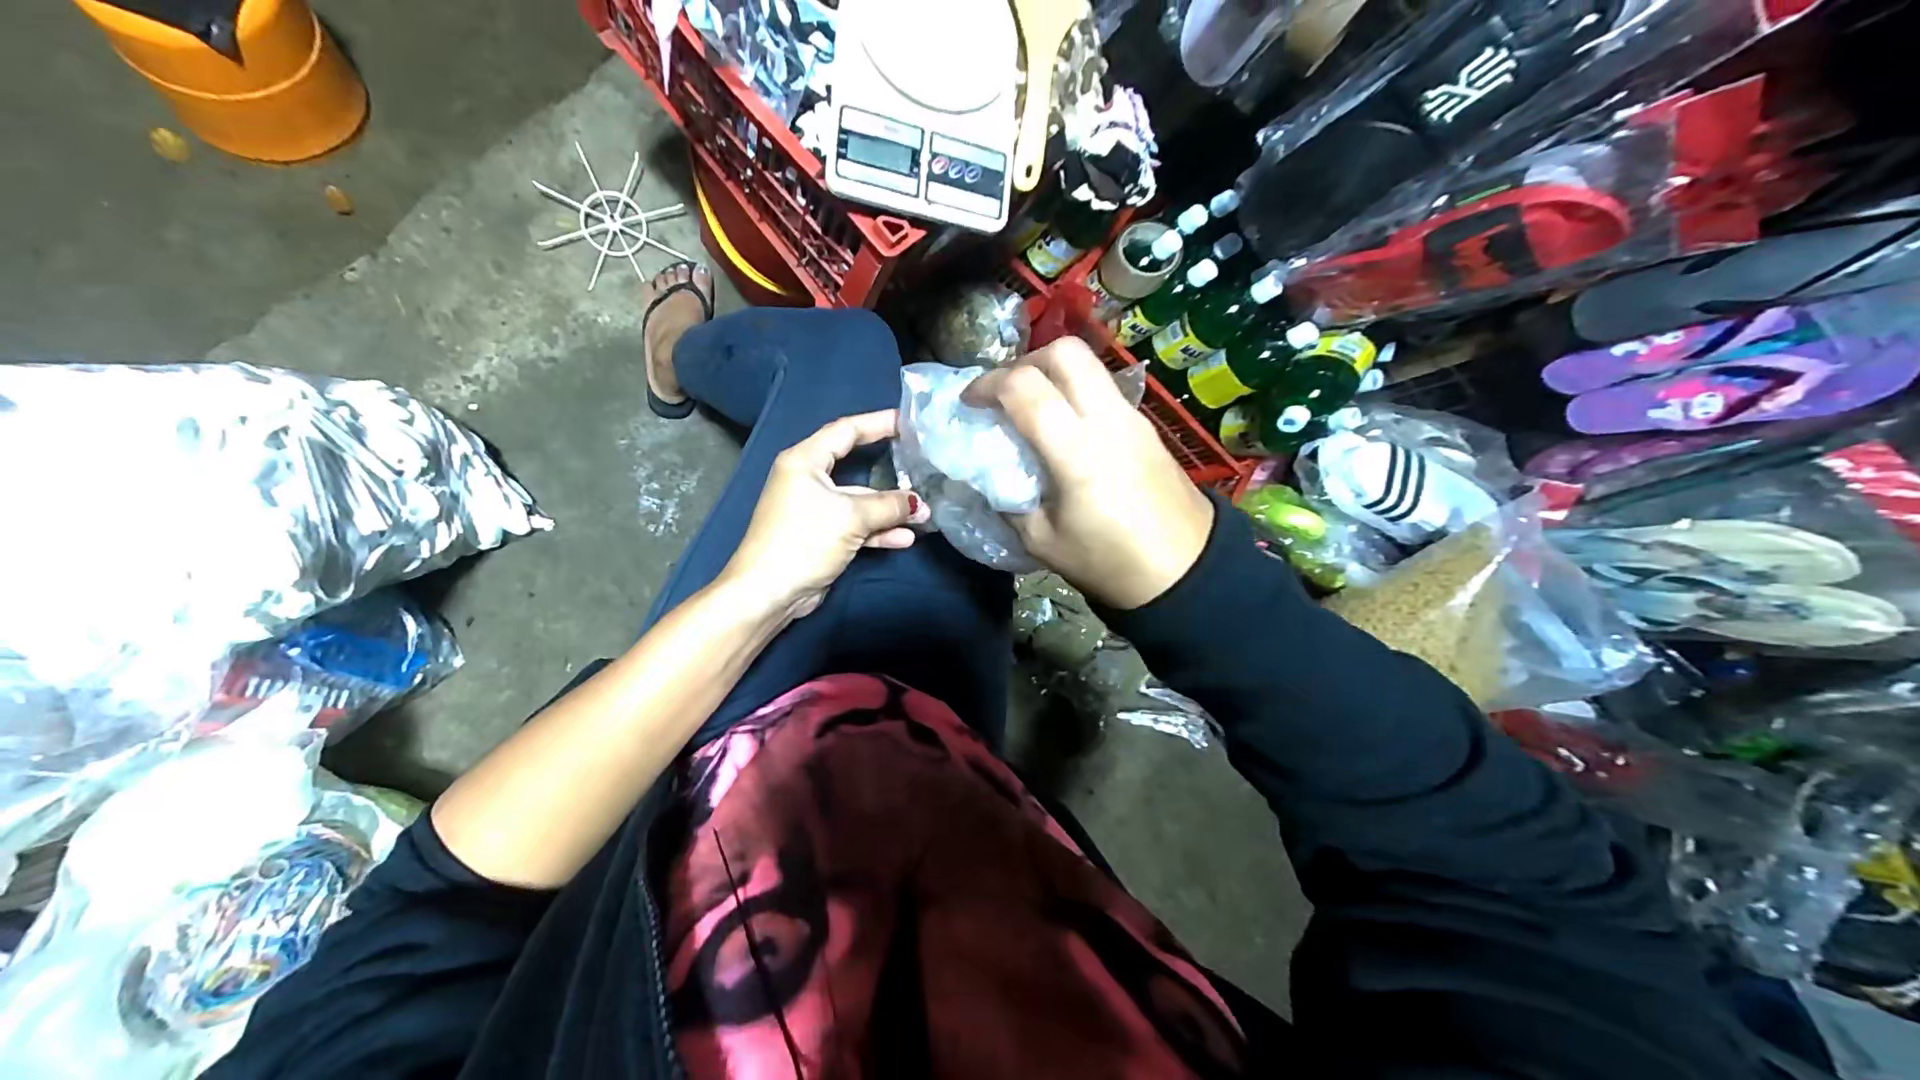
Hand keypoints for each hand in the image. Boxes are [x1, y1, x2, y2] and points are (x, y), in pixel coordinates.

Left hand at [720, 410, 930, 622]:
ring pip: (859, 502)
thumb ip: (889, 505)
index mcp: (805, 460)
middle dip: (891, 478)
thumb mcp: (851, 516)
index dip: (878, 423)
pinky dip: (878, 531)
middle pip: (856, 469)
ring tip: (924, 516)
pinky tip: (905, 538)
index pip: (846, 431)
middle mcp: (808, 480)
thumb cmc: (804, 540)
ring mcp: (815, 510)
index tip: (908, 421)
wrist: (768, 592)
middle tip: (924, 469)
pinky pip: (855, 526)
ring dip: (889, 511)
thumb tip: (920, 505)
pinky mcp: (821, 536)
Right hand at [962, 338, 1214, 608]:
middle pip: (1065, 352)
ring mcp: (1132, 418)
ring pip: (1089, 364)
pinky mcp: (1146, 427)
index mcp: (1077, 451)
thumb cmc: (1111, 563)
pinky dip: (1076, 392)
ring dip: (1053, 374)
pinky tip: (1065, 428)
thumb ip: (1011, 500)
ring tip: (1033, 408)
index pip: (1025, 387)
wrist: (1186, 571)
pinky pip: (1104, 389)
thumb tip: (992, 475)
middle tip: (1005, 394)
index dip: (987, 384)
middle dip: (1024, 363)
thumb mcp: (1044, 542)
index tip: (970, 403)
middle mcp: (1108, 421)